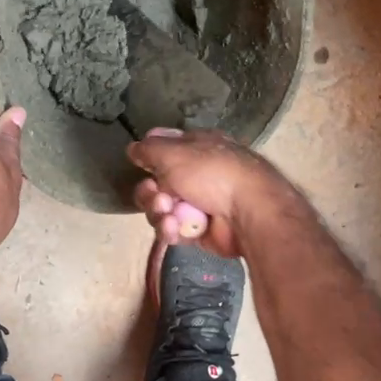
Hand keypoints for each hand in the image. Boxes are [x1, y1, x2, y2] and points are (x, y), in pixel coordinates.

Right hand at [128, 128, 294, 258]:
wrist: (247, 212)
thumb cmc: (211, 173)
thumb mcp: (173, 152)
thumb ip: (148, 150)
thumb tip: (132, 148)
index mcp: (195, 148)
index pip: (162, 150)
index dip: (149, 158)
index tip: (141, 165)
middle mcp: (196, 175)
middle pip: (155, 185)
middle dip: (149, 193)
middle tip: (157, 196)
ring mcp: (198, 205)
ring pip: (160, 210)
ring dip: (158, 213)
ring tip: (168, 215)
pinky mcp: (198, 232)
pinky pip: (172, 231)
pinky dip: (170, 230)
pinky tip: (175, 228)